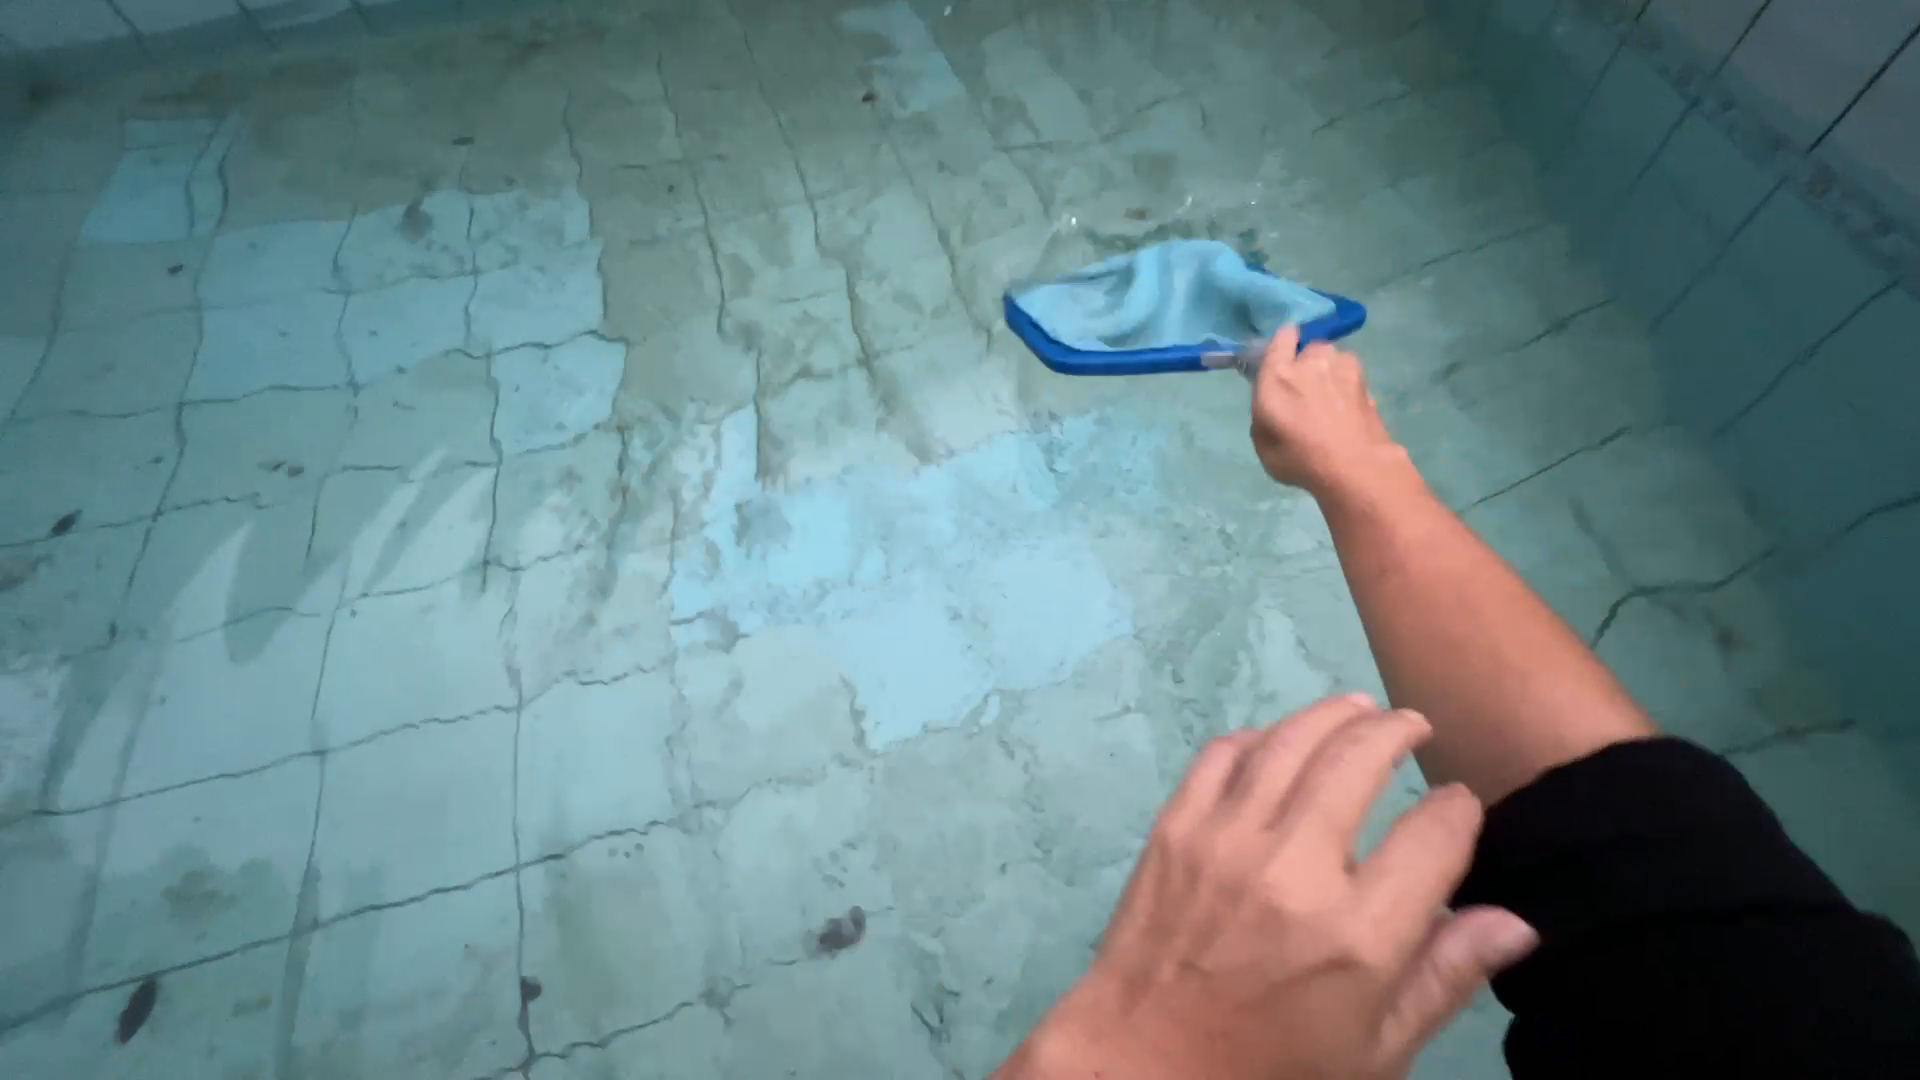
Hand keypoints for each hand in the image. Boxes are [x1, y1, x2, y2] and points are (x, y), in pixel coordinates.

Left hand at [999, 695, 1536, 1079]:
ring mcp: (1225, 837)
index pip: (1432, 840)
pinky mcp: (1175, 824)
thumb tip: (1515, 921)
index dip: (1459, 809)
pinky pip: (1220, 756)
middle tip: (1411, 723)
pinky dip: (1255, 736)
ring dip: (1329, 715)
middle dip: (1393, 732)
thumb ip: (1442, 977)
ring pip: (1287, 743)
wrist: (1143, 1054)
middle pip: (1355, 763)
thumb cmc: (1269, 1065)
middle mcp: (1292, 868)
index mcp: (1356, 935)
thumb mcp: (1374, 1050)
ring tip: (1356, 706)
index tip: (1463, 800)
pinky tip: (1276, 738)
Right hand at [1250, 326, 1408, 500]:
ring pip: (1332, 358)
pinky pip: (1349, 373)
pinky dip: (1345, 384)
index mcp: (1277, 375)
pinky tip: (1345, 407)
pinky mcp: (1366, 379)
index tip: (1279, 362)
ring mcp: (1343, 366)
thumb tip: (1275, 400)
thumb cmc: (1298, 458)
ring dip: (1327, 370)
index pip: (1282, 337)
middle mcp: (1310, 361)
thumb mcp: (1262, 441)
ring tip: (1328, 399)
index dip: (1281, 346)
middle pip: (1307, 347)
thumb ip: (1264, 410)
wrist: (1355, 466)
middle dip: (1304, 362)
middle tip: (1303, 389)